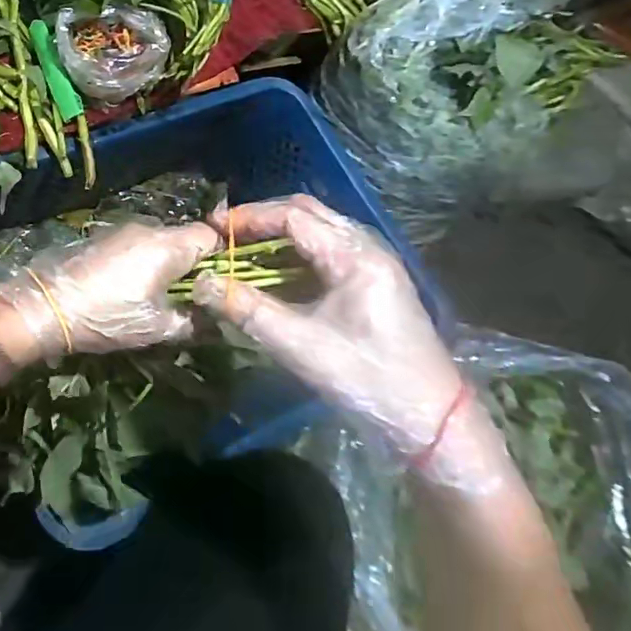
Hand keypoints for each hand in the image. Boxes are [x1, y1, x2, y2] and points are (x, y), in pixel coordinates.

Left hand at [0, 221, 219, 361]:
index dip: (222, 258)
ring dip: (167, 265)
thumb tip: (217, 322)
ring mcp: (123, 231)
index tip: (222, 284)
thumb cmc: (107, 316)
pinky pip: (138, 246)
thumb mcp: (156, 328)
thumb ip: (194, 322)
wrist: (46, 306)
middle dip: (194, 265)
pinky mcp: (103, 239)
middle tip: (193, 297)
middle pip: (186, 238)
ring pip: (161, 242)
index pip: (212, 236)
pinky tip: (134, 289)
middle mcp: (148, 229)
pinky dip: (144, 263)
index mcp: (168, 245)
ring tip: (162, 296)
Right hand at [193, 195, 508, 489]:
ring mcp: (373, 262)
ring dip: (277, 231)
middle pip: (306, 211)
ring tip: (241, 248)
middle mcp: (367, 247)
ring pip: (317, 227)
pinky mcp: (372, 280)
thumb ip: (245, 309)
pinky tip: (272, 270)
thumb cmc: (366, 377)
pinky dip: (293, 249)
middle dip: (261, 217)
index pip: (293, 215)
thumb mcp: (298, 345)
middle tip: (224, 233)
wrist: (430, 419)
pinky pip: (326, 247)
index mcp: (354, 256)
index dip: (248, 218)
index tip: (213, 229)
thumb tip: (200, 282)